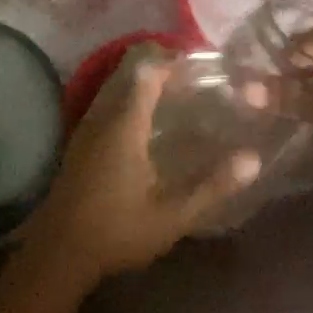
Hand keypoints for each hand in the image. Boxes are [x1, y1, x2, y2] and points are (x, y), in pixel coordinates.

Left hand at [23, 55, 260, 279]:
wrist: (59, 252)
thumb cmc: (117, 230)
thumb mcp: (172, 216)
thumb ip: (212, 187)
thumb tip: (253, 159)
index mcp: (124, 123)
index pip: (147, 70)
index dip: (173, 60)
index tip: (203, 65)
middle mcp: (102, 114)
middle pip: (129, 70)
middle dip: (161, 67)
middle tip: (196, 80)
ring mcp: (86, 125)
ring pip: (116, 85)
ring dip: (144, 82)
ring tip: (178, 97)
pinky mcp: (80, 140)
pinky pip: (107, 101)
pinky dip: (130, 98)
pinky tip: (149, 123)